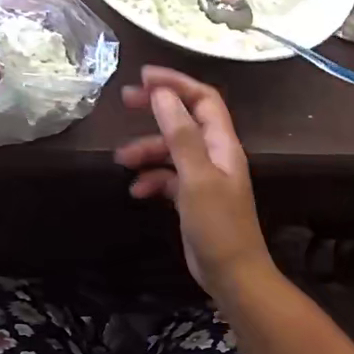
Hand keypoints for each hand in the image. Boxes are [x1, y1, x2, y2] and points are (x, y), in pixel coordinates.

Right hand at [115, 66, 274, 295]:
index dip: (176, 83)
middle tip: (125, 102)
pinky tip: (137, 192)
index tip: (143, 78)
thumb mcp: (197, 177)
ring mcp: (204, 179)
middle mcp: (215, 156)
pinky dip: (152, 180)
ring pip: (172, 152)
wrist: (231, 274)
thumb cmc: (218, 226)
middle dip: (156, 110)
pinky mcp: (193, 200)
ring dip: (147, 151)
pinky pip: (169, 179)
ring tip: (121, 160)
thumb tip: (163, 95)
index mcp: (222, 145)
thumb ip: (181, 135)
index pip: (203, 99)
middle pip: (185, 120)